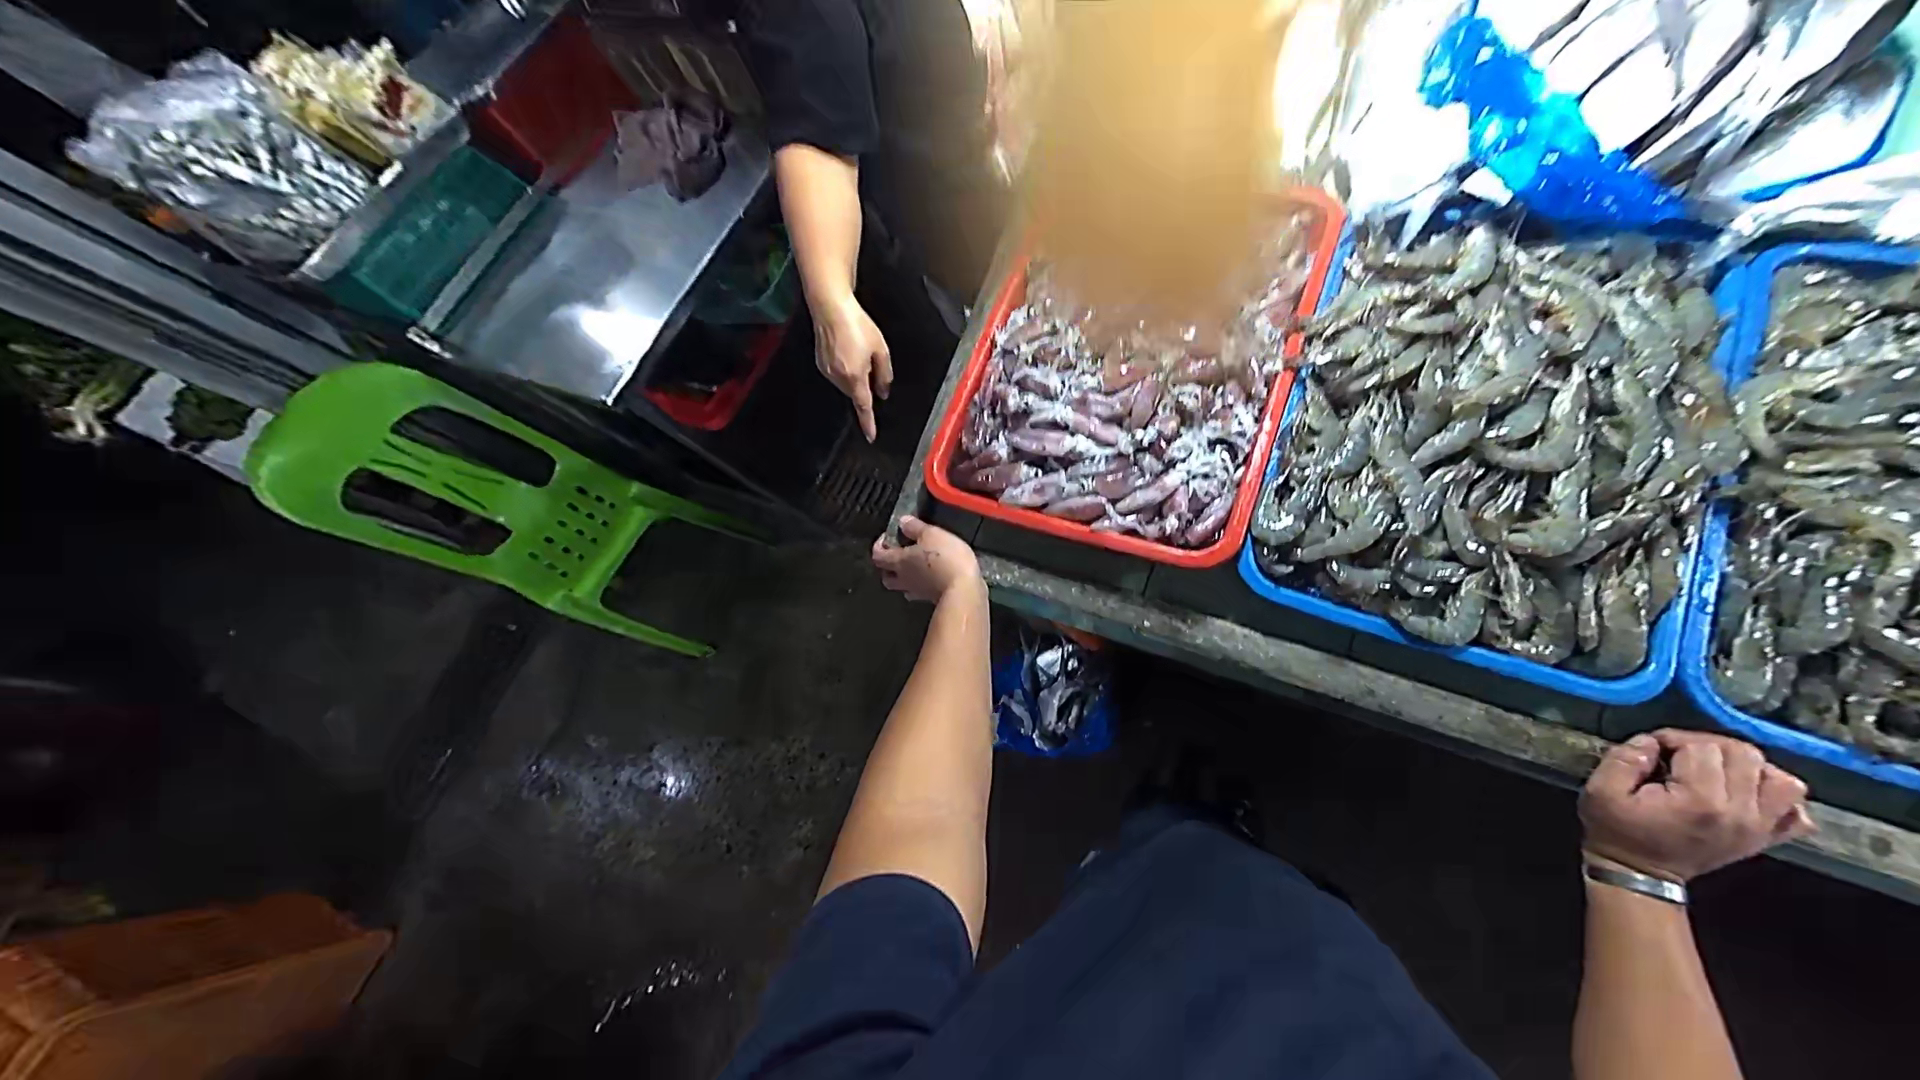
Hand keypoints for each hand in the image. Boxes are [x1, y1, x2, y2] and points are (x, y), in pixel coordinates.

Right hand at [814, 294, 892, 442]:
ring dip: (854, 376)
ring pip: (846, 384)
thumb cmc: (857, 325)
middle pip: (856, 392)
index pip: (864, 406)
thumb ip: (884, 375)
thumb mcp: (880, 350)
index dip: (868, 423)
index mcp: (855, 376)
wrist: (831, 308)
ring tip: (856, 350)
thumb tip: (883, 392)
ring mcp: (827, 371)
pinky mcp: (820, 363)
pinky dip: (844, 369)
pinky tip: (846, 351)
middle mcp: (838, 378)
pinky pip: (836, 374)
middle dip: (864, 385)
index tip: (870, 436)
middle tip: (869, 362)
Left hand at [872, 516, 980, 603]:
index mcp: (899, 561)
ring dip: (903, 578)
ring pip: (902, 586)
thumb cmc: (945, 558)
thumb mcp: (932, 534)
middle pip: (886, 576)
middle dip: (888, 566)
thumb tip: (902, 522)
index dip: (879, 545)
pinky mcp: (931, 599)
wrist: (964, 590)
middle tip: (898, 555)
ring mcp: (917, 592)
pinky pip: (920, 592)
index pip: (878, 556)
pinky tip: (930, 578)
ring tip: (914, 567)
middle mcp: (904, 579)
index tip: (888, 537)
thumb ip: (915, 527)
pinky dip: (921, 585)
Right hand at [1580, 729, 1815, 882]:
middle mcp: (1741, 812)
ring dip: (1747, 766)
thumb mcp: (1601, 790)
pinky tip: (1745, 792)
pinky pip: (1796, 810)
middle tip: (1678, 753)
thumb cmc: (1616, 829)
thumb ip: (1623, 759)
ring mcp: (1761, 827)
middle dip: (1707, 745)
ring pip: (1781, 780)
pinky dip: (1775, 795)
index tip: (1649, 749)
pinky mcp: (1767, 837)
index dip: (1670, 739)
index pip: (1701, 747)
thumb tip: (1649, 742)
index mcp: (1700, 800)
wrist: (1640, 873)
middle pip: (1745, 756)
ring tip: (1714, 768)